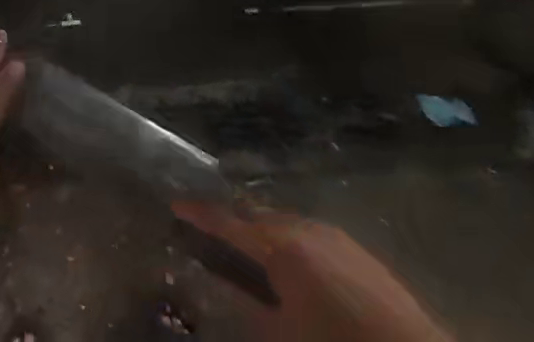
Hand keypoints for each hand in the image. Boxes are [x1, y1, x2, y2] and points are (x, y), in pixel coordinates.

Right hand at [172, 202, 450, 341]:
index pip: (226, 220)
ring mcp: (334, 236)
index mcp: (279, 246)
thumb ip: (243, 306)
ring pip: (283, 221)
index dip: (197, 212)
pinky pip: (308, 233)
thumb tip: (211, 282)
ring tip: (249, 248)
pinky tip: (291, 264)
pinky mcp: (358, 251)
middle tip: (210, 230)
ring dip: (260, 229)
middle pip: (255, 214)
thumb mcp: (282, 335)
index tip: (175, 204)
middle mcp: (303, 228)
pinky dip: (288, 239)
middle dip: (231, 218)